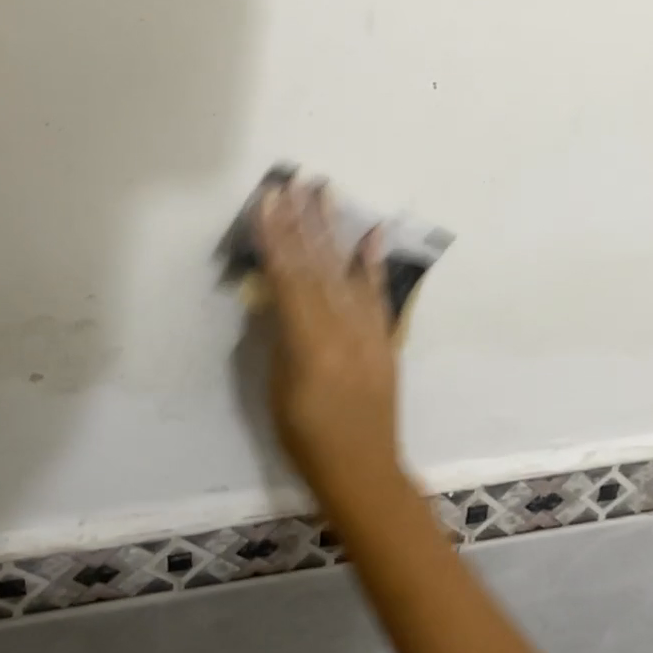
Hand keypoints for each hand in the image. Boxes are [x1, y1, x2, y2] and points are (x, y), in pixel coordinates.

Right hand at [252, 180, 404, 498]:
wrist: (364, 471)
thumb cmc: (306, 439)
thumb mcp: (277, 391)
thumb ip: (277, 337)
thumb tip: (270, 294)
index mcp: (309, 344)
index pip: (288, 278)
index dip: (275, 237)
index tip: (267, 201)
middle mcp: (341, 328)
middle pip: (316, 265)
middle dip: (301, 220)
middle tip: (293, 182)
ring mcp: (368, 331)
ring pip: (345, 270)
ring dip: (333, 228)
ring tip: (325, 191)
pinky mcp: (385, 338)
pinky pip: (378, 293)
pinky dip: (373, 261)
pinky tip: (372, 231)